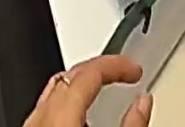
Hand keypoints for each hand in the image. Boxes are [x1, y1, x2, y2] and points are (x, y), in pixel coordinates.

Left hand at [22, 55, 150, 126]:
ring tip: (102, 93)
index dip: (116, 64)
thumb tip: (144, 102)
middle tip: (122, 74)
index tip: (133, 68)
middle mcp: (40, 117)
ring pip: (53, 91)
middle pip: (69, 76)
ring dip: (79, 86)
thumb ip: (130, 125)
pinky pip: (43, 110)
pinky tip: (76, 117)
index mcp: (61, 114)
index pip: (90, 70)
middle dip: (98, 70)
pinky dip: (63, 104)